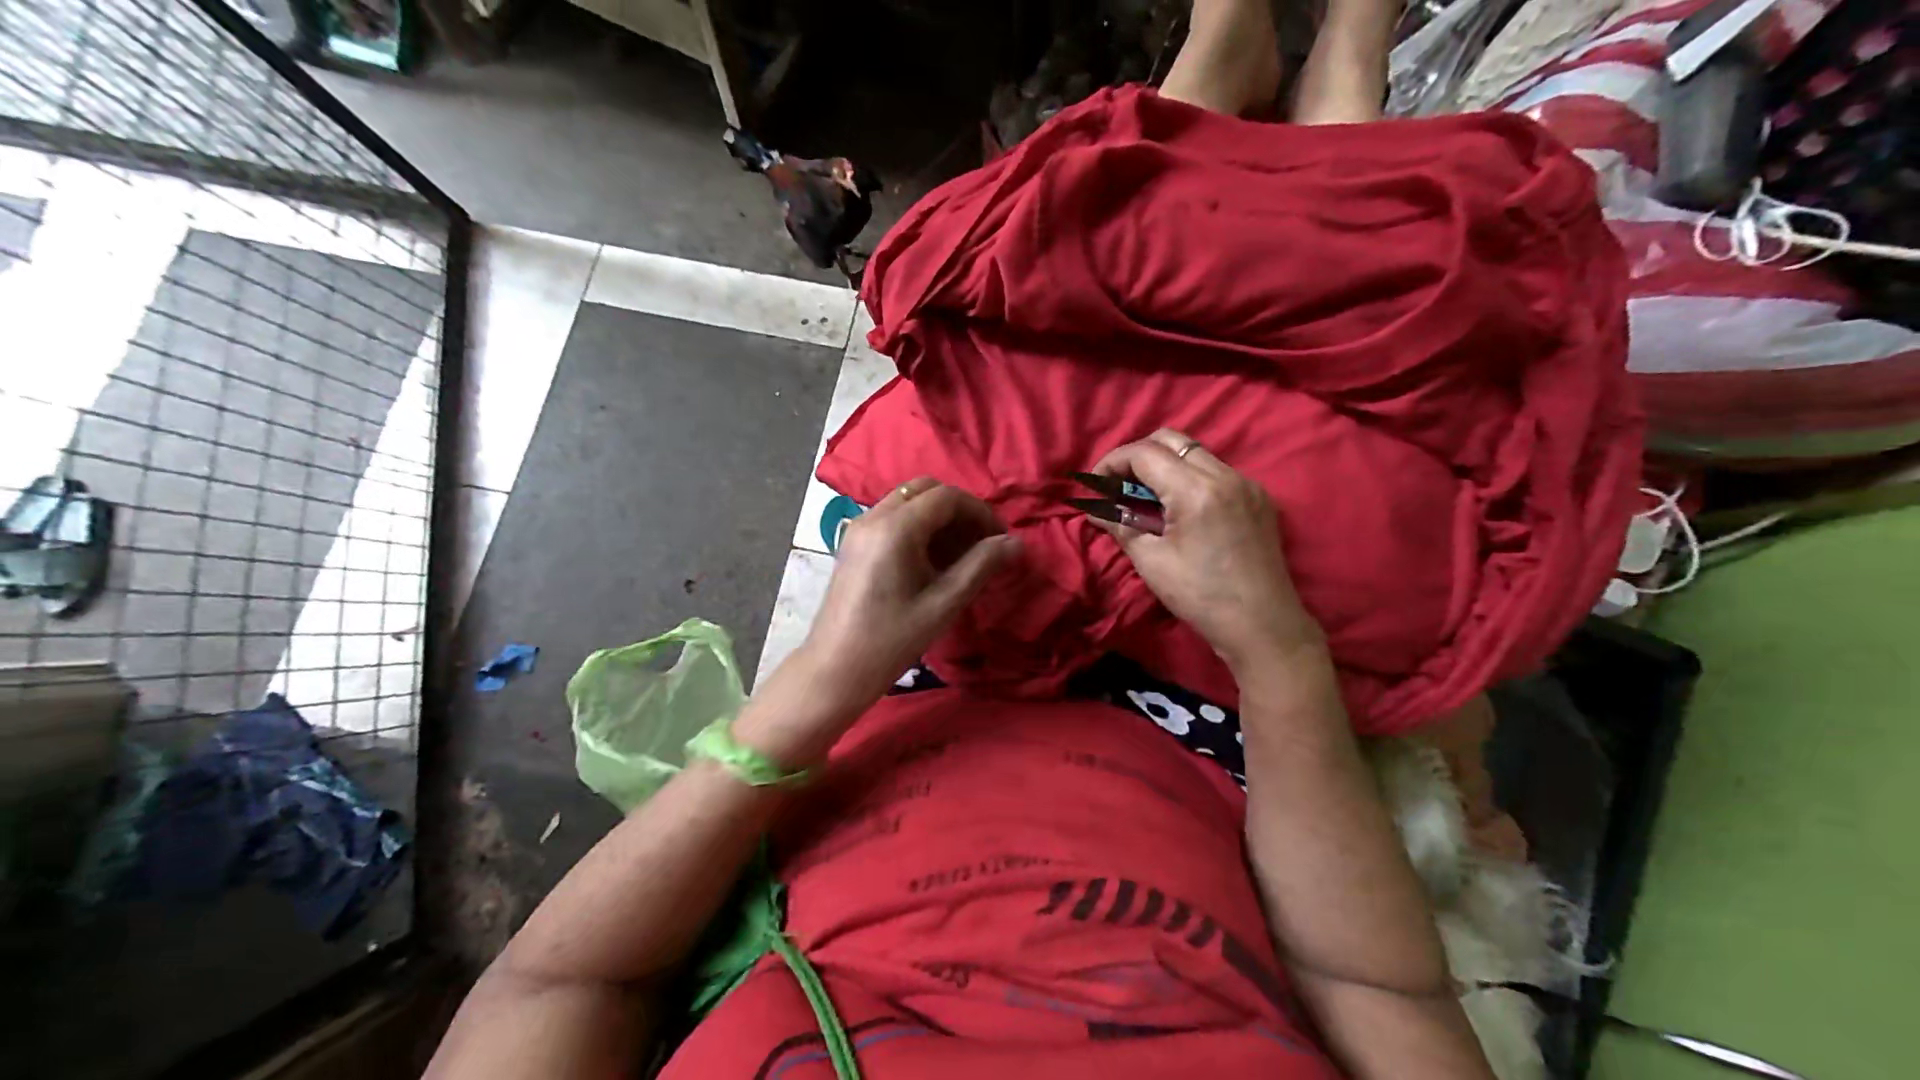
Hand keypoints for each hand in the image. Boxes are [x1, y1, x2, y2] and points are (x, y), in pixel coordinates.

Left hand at [785, 477, 1019, 718]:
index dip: (980, 513)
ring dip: (940, 519)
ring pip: (909, 502)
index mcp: (894, 529)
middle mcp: (873, 517)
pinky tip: (933, 564)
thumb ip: (981, 566)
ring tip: (961, 558)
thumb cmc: (891, 641)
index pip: (947, 497)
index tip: (1000, 541)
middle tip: (981, 545)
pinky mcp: (854, 543)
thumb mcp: (943, 604)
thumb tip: (1016, 543)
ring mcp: (859, 528)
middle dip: (959, 511)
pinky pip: (893, 518)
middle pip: (925, 490)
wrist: (834, 670)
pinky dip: (919, 528)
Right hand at [1089, 430, 1323, 671]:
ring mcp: (1247, 484)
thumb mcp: (1151, 562)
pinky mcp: (1258, 498)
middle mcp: (1225, 475)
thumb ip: (1121, 525)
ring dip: (1164, 464)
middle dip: (1138, 455)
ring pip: (1195, 452)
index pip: (1145, 453)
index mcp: (1196, 490)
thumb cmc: (1201, 596)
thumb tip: (1093, 509)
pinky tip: (1178, 507)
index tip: (1096, 484)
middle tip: (1119, 485)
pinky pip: (1216, 470)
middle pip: (1171, 440)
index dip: (1113, 462)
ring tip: (1145, 497)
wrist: (1262, 625)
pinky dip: (1189, 476)